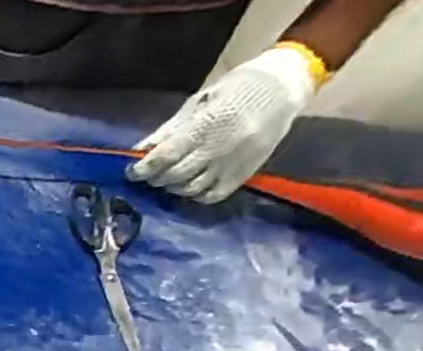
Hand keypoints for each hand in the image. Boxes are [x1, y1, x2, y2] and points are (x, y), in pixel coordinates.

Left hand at [127, 45, 320, 203]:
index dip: (143, 168)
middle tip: (153, 173)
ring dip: (174, 187)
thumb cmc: (238, 88)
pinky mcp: (245, 172)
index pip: (165, 157)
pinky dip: (196, 194)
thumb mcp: (199, 102)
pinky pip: (211, 195)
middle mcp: (219, 147)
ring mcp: (233, 162)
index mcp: (206, 126)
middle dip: (156, 177)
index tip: (133, 170)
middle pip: (174, 175)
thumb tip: (138, 151)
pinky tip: (192, 184)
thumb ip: (168, 130)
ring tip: (173, 177)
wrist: (289, 82)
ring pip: (189, 188)